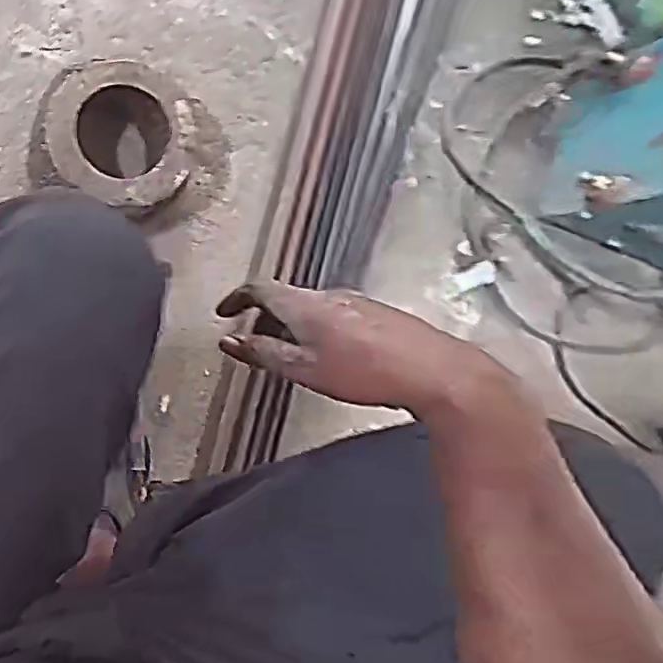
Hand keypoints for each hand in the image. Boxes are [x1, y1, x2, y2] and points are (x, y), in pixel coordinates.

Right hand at [216, 281, 515, 413]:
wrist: (438, 374)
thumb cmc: (367, 372)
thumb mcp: (302, 368)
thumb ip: (262, 353)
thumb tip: (228, 342)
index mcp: (304, 304)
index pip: (258, 288)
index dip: (236, 298)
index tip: (224, 311)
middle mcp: (328, 295)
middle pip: (283, 298)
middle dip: (262, 318)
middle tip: (255, 344)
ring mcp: (355, 302)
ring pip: (308, 307)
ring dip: (290, 325)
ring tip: (290, 355)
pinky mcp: (377, 314)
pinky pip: (332, 313)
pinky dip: (315, 328)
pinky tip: (327, 355)